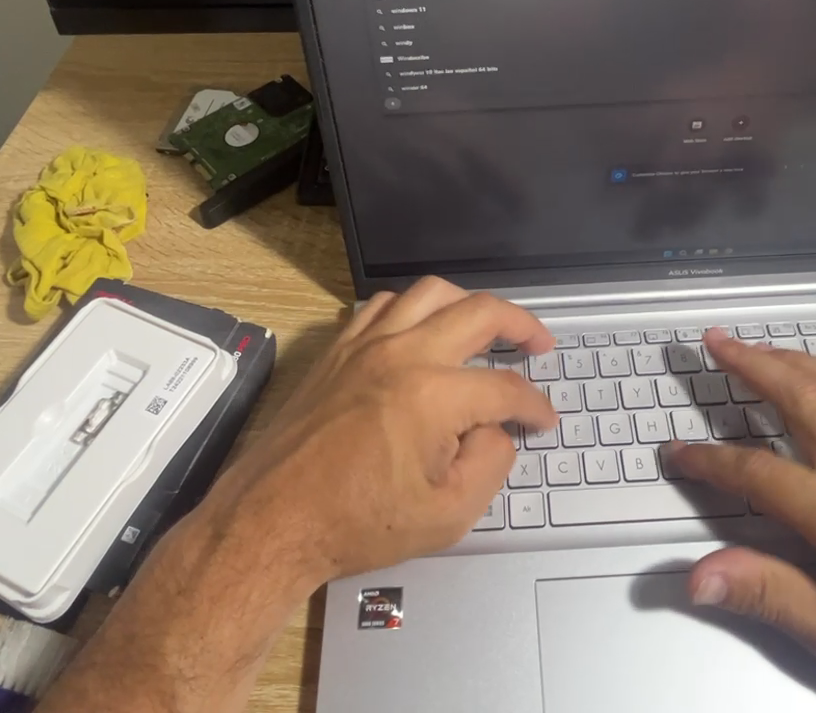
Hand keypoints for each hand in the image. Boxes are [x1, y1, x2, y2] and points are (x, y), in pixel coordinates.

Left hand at [41, 277, 557, 712]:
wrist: (272, 520)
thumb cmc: (356, 523)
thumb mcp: (445, 517)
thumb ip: (490, 464)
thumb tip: (497, 429)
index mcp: (433, 395)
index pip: (505, 388)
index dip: (535, 405)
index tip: (543, 420)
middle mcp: (403, 353)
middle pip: (480, 311)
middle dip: (522, 324)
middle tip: (539, 343)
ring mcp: (366, 343)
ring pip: (431, 292)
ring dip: (468, 304)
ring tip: (485, 326)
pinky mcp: (339, 348)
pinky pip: (384, 304)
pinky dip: (415, 307)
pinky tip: (422, 329)